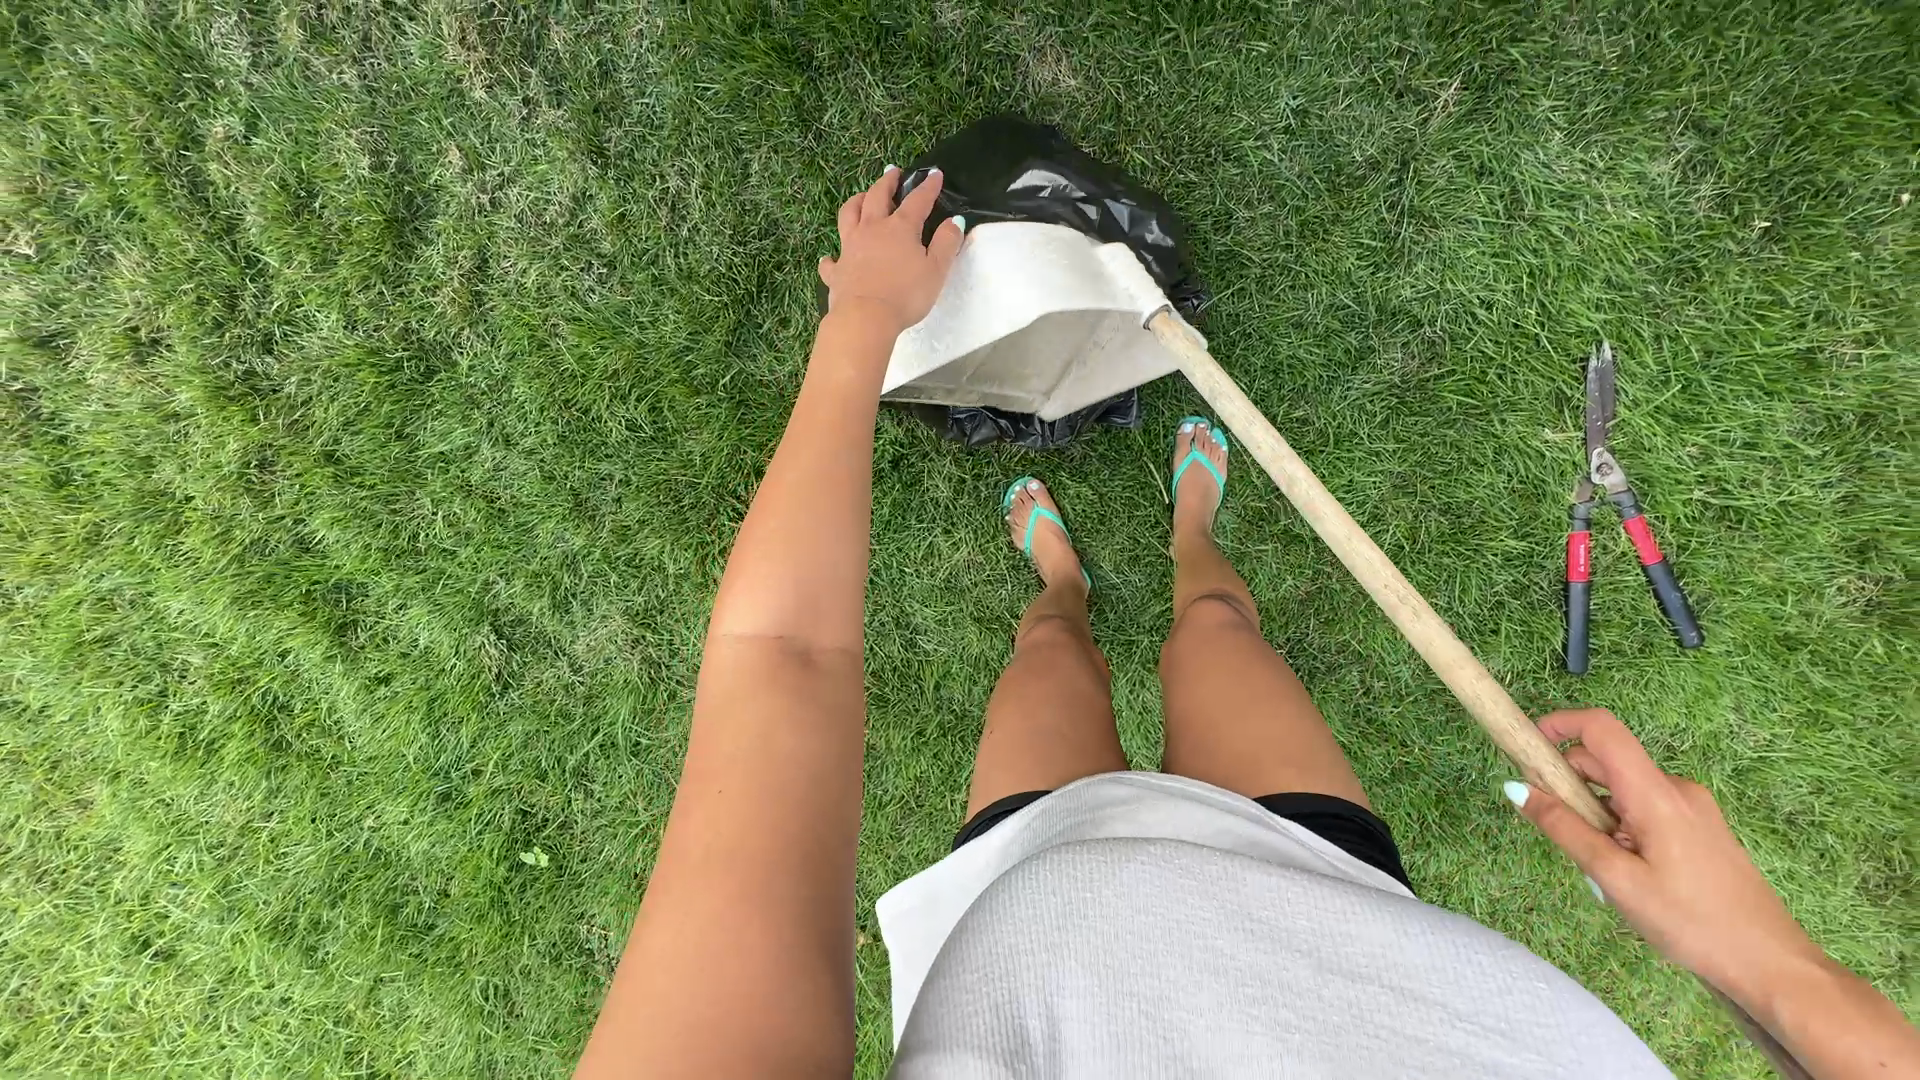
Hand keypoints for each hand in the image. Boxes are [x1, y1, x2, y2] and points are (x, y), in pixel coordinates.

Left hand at [817, 166, 964, 335]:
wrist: (866, 317)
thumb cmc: (906, 295)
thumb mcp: (936, 270)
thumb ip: (946, 243)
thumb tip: (955, 221)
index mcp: (899, 228)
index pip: (917, 201)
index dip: (928, 187)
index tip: (935, 174)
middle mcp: (872, 230)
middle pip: (877, 197)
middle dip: (887, 182)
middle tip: (892, 172)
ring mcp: (849, 248)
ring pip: (848, 215)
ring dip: (856, 202)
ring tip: (862, 197)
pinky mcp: (836, 272)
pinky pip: (830, 261)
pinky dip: (830, 257)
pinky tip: (831, 258)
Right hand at [1507, 709, 1821, 994]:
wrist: (1777, 970)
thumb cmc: (1693, 923)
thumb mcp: (1614, 877)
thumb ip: (1562, 827)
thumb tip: (1515, 788)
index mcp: (1656, 793)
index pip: (1602, 728)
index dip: (1558, 724)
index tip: (1527, 748)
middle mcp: (1676, 789)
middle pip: (1604, 763)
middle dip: (1569, 786)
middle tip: (1561, 833)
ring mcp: (1691, 809)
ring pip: (1619, 790)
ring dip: (1593, 813)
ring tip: (1603, 866)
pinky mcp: (1698, 828)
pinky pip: (1640, 808)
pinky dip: (1617, 826)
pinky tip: (1628, 871)